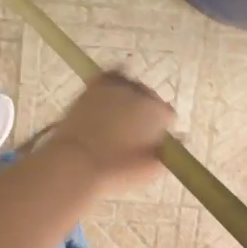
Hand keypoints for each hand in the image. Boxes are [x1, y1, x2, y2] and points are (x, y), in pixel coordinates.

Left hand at [53, 72, 175, 193]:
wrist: (76, 161)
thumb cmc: (116, 169)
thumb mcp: (150, 169)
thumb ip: (164, 153)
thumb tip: (170, 145)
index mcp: (157, 111)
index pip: (167, 113)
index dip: (161, 127)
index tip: (154, 139)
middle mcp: (139, 93)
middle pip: (148, 97)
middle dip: (144, 110)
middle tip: (134, 129)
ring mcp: (114, 87)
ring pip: (129, 86)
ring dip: (128, 97)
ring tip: (119, 114)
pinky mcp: (91, 88)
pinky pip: (108, 78)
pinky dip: (110, 85)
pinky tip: (106, 98)